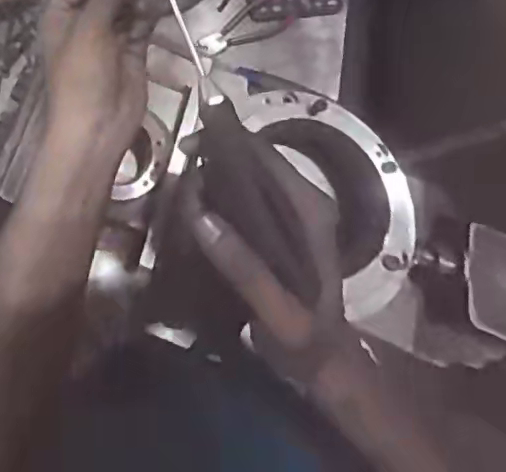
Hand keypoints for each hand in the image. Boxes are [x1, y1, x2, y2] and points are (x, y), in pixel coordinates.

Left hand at [40, 0, 150, 153]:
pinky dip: (151, 13)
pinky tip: (159, 8)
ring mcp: (109, 33)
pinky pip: (142, 20)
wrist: (96, 129)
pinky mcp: (132, 47)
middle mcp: (84, 18)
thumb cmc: (81, 76)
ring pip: (128, 2)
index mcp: (61, 11)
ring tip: (150, 1)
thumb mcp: (90, 27)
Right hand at [181, 143, 358, 391]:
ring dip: (217, 171)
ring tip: (185, 184)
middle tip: (181, 165)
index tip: (189, 146)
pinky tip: (200, 203)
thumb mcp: (276, 311)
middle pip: (256, 158)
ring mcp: (294, 210)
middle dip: (216, 154)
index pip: (265, 156)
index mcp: (309, 210)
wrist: (325, 363)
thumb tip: (199, 214)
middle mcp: (304, 200)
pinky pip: (249, 192)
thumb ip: (242, 266)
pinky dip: (224, 190)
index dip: (226, 142)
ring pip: (251, 172)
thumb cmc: (306, 337)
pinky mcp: (282, 222)